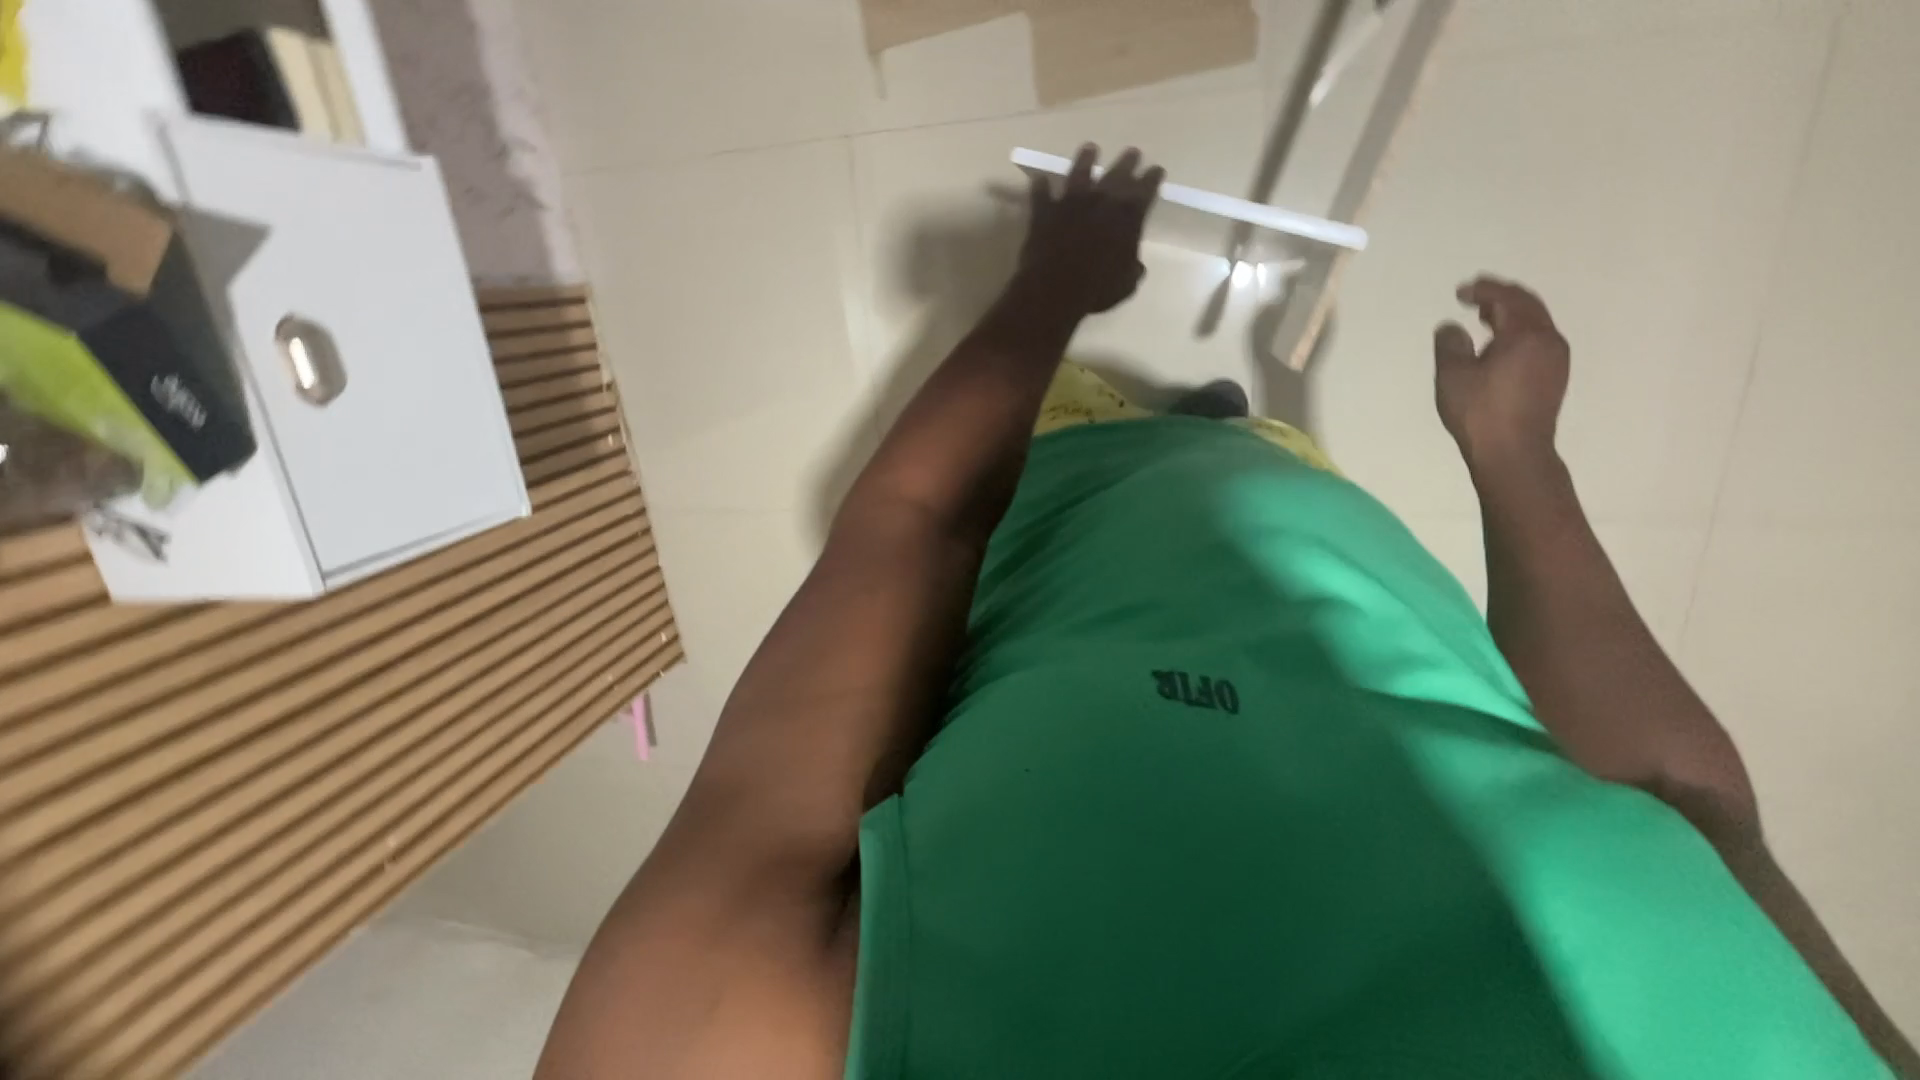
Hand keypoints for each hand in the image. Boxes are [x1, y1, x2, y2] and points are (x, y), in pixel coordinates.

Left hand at [1015, 144, 1164, 315]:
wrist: (1055, 289)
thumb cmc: (1097, 289)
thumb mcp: (1126, 284)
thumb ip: (1133, 269)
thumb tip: (1136, 265)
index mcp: (1128, 215)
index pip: (1147, 188)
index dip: (1153, 178)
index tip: (1156, 170)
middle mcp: (1101, 199)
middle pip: (1118, 172)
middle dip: (1127, 161)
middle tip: (1132, 152)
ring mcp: (1071, 201)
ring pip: (1080, 171)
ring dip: (1086, 159)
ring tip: (1090, 148)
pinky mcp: (1044, 210)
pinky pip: (1041, 193)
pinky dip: (1040, 187)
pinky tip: (1039, 180)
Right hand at [1434, 276, 1570, 476]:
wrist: (1513, 454)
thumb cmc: (1480, 413)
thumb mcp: (1453, 376)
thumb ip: (1450, 345)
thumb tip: (1451, 327)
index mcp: (1526, 335)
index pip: (1507, 299)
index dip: (1484, 290)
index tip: (1461, 292)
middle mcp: (1548, 341)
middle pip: (1528, 306)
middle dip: (1501, 297)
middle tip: (1476, 296)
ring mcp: (1556, 360)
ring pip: (1535, 324)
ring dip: (1511, 315)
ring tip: (1485, 317)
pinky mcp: (1554, 377)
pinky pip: (1537, 341)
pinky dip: (1518, 332)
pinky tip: (1499, 345)